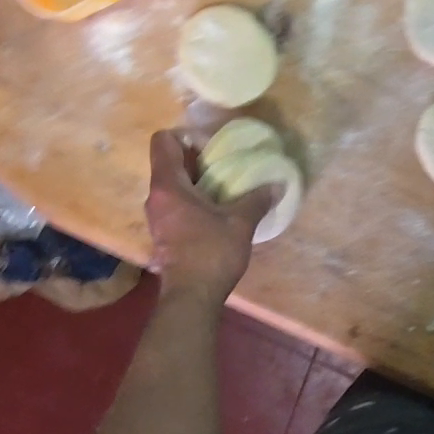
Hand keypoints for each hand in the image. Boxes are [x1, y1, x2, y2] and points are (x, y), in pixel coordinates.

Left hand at [145, 130, 275, 303]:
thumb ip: (256, 200)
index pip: (163, 141)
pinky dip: (191, 205)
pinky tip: (214, 217)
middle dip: (194, 162)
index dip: (185, 137)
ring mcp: (157, 219)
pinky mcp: (163, 236)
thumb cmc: (212, 253)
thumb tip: (277, 184)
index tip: (210, 149)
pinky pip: (174, 208)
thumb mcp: (240, 223)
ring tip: (222, 194)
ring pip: (171, 188)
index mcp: (168, 185)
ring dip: (194, 186)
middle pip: (168, 164)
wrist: (192, 296)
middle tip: (222, 170)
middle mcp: (156, 197)